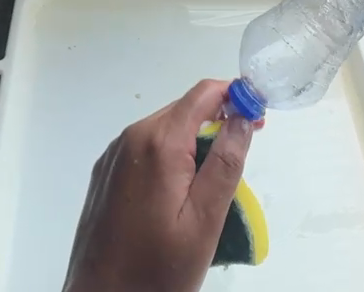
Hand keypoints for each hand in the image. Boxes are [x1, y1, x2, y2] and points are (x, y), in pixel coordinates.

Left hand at [63, 79, 254, 291]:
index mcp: (158, 142)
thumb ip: (225, 163)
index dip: (236, 96)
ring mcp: (114, 155)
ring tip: (212, 181)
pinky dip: (170, 156)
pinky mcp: (105, 174)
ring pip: (165, 129)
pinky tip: (178, 192)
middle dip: (218, 122)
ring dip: (194, 141)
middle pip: (184, 110)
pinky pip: (146, 149)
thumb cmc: (157, 270)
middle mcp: (132, 137)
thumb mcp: (204, 221)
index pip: (204, 94)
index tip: (258, 119)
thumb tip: (243, 114)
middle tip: (242, 152)